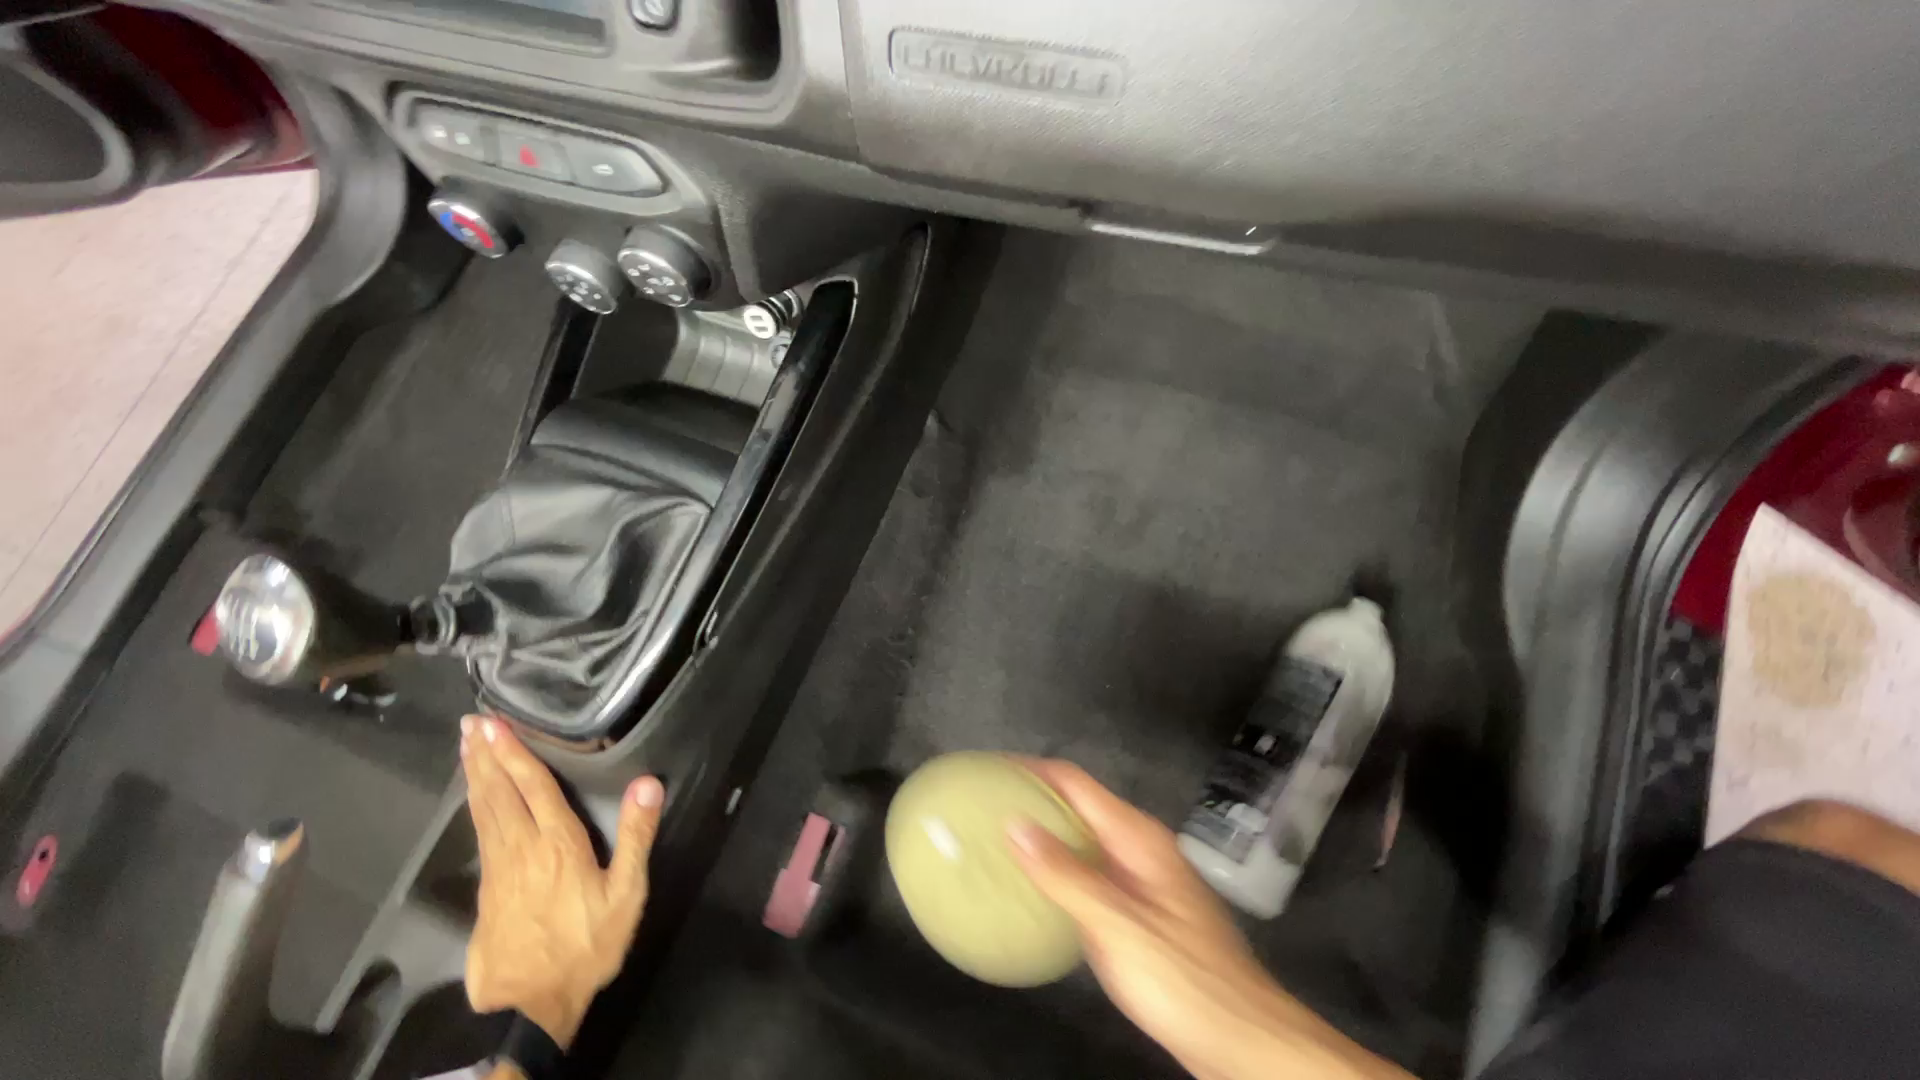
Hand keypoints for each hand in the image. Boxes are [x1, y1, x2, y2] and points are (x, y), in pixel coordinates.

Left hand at [460, 715, 664, 1048]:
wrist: (531, 1003)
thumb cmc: (587, 945)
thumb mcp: (626, 895)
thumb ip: (635, 838)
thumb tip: (647, 784)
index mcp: (558, 844)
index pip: (534, 788)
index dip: (516, 753)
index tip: (495, 724)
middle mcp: (523, 847)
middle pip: (500, 792)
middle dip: (487, 755)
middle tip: (470, 723)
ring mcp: (500, 868)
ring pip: (484, 810)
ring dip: (476, 775)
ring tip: (466, 747)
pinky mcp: (488, 889)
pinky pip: (479, 832)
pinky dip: (475, 805)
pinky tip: (474, 798)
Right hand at [1006, 760, 1409, 1079]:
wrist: (1242, 1038)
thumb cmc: (1182, 977)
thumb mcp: (1118, 926)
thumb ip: (1067, 875)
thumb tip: (1014, 823)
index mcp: (1138, 837)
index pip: (1075, 782)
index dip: (1029, 769)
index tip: (985, 771)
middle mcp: (1140, 848)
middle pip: (1078, 806)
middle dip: (1031, 800)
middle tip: (978, 809)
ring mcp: (1142, 880)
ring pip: (1082, 841)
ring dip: (1042, 836)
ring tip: (993, 842)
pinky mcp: (1139, 912)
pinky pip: (1089, 875)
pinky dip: (1057, 871)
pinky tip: (1031, 891)